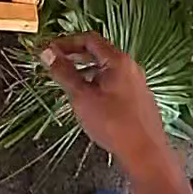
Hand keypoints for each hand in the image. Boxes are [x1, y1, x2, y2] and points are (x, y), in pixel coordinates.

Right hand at [40, 33, 173, 169]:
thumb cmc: (113, 124)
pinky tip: (88, 97)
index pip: (89, 39)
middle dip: (75, 55)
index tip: (50, 51)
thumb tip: (47, 52)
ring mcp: (136, 82)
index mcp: (118, 61)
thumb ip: (63, 72)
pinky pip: (114, 80)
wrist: (146, 154)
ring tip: (67, 80)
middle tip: (55, 63)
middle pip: (99, 51)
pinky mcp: (138, 97)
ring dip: (85, 69)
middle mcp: (130, 67)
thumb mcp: (82, 96)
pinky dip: (97, 81)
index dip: (66, 42)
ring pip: (106, 67)